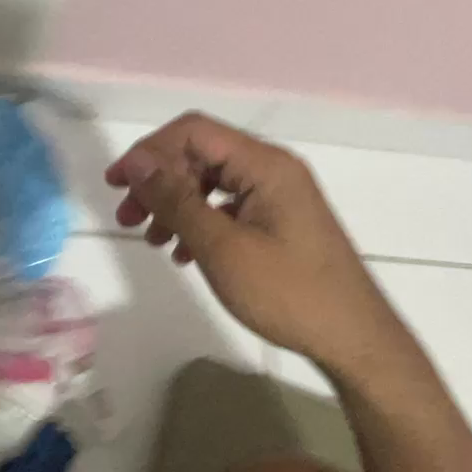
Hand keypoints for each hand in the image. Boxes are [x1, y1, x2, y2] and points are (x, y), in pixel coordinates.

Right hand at [106, 113, 396, 365]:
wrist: (353, 339)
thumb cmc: (288, 293)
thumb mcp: (222, 248)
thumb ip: (177, 201)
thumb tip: (138, 162)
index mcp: (264, 164)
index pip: (193, 132)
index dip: (149, 151)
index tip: (118, 186)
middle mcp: (273, 169)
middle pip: (201, 154)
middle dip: (159, 181)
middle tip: (128, 218)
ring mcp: (279, 194)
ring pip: (212, 181)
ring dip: (175, 204)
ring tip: (153, 240)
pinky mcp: (279, 220)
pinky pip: (229, 205)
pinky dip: (199, 221)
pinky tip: (183, 253)